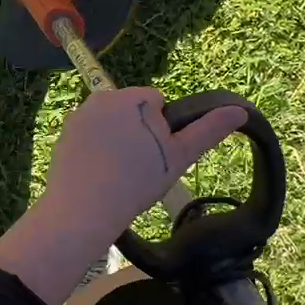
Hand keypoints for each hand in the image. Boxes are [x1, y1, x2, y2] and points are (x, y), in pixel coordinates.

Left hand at [0, 88, 247, 304]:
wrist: (84, 208)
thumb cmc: (137, 181)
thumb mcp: (179, 156)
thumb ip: (208, 130)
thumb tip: (241, 111)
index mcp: (133, 96)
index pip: (156, 102)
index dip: (161, 129)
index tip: (155, 155)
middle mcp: (102, 97)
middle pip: (132, 110)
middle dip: (137, 131)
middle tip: (137, 167)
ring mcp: (79, 115)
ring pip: (110, 124)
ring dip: (116, 140)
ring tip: (117, 173)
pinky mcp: (63, 134)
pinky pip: (89, 136)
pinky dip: (94, 149)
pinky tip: (97, 174)